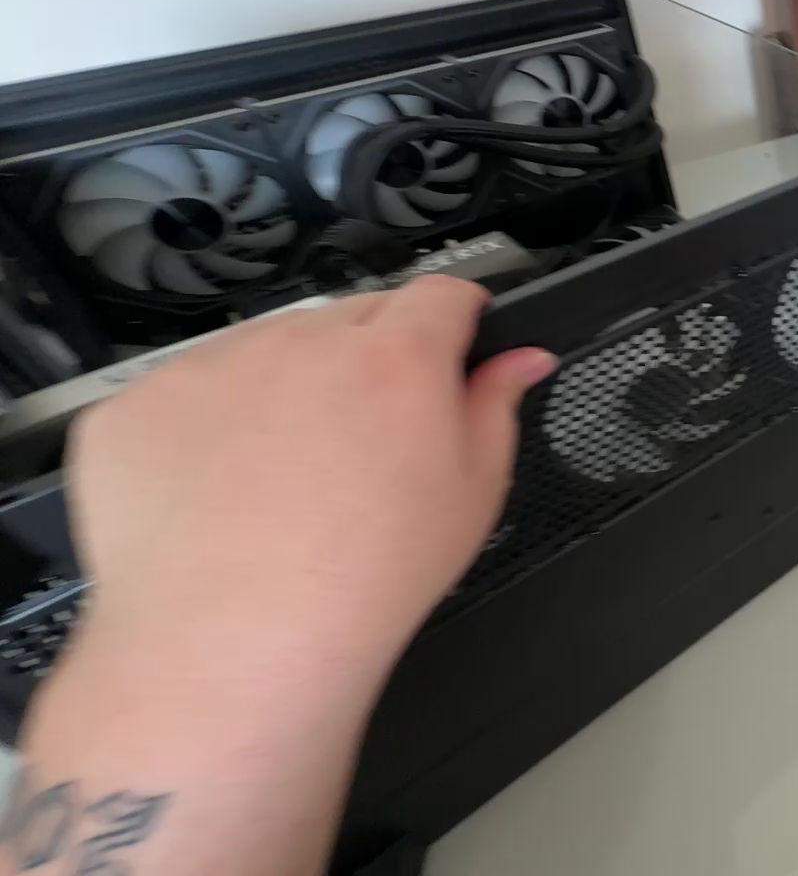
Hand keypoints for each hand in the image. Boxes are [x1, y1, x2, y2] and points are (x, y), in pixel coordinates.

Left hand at [64, 277, 555, 676]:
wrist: (243, 640)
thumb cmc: (373, 567)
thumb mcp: (477, 481)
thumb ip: (500, 400)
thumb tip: (524, 359)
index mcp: (399, 358)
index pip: (444, 291)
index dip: (464, 310)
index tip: (462, 331)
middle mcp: (304, 345)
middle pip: (364, 311)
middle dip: (386, 347)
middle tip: (387, 418)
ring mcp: (213, 370)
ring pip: (280, 339)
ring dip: (306, 371)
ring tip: (311, 453)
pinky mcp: (139, 406)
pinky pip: (200, 379)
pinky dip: (228, 408)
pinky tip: (246, 471)